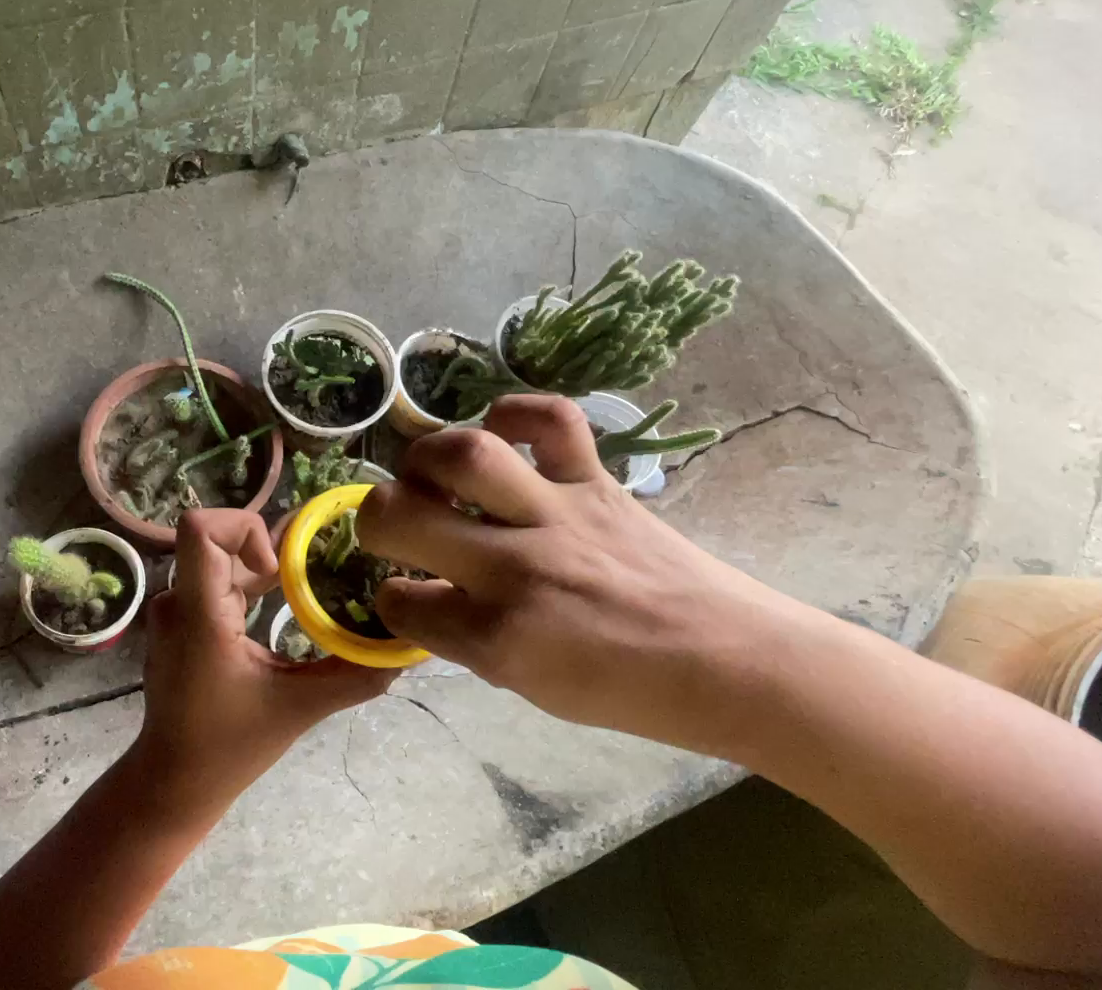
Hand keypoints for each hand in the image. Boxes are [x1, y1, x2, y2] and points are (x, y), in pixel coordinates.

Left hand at [135, 509, 397, 793]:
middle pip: (217, 539)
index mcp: (199, 615)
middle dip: (269, 546)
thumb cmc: (231, 747)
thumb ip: (356, 675)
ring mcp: (174, 610)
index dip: (244, 526)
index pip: (200, 529)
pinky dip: (247, 581)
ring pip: (218, 559)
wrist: (173, 780)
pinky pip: (213, 580)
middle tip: (312, 567)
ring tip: (305, 580)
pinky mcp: (179, 621)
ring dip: (261, 565)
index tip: (278, 567)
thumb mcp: (300, 708)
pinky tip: (281, 596)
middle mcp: (177, 601)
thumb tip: (409, 646)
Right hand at [357, 395, 820, 744]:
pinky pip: (552, 420)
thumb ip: (463, 637)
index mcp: (496, 636)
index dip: (393, 600)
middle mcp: (515, 568)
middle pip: (399, 515)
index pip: (401, 603)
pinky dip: (517, 413)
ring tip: (432, 473)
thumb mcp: (526, 684)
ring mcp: (558, 515)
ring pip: (463, 454)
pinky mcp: (597, 481)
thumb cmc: (624, 687)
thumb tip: (419, 593)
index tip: (406, 595)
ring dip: (426, 457)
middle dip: (374, 518)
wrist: (727, 661)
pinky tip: (503, 433)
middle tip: (396, 525)